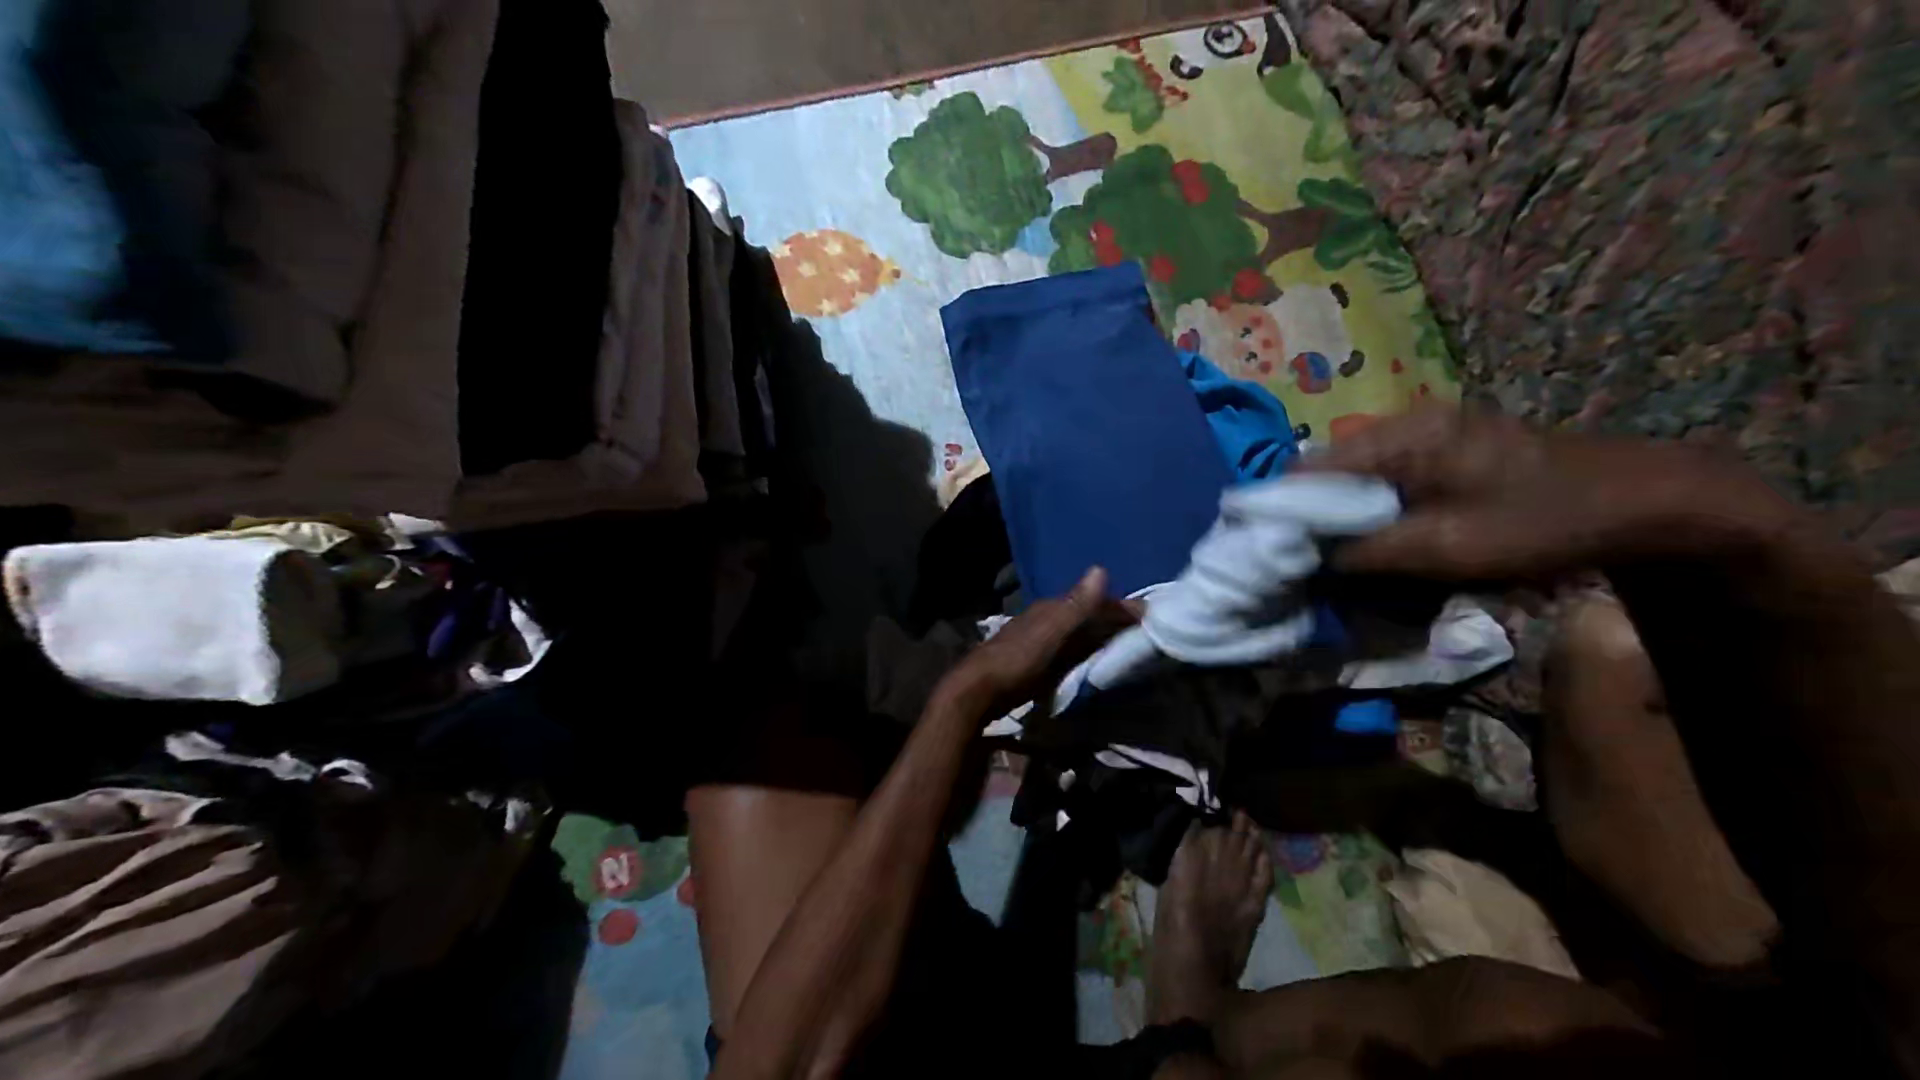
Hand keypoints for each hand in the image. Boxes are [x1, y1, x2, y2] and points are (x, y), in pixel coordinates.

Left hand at [933, 566, 1137, 722]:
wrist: (978, 691)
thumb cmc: (1017, 660)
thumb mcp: (1050, 632)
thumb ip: (1076, 605)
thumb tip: (1101, 569)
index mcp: (1050, 609)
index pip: (1092, 601)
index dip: (1119, 606)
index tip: (1149, 614)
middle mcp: (1044, 619)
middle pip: (1085, 616)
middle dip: (1111, 619)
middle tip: (1143, 630)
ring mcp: (1038, 641)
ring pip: (1076, 633)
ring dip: (1099, 635)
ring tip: (1126, 645)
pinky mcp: (1034, 662)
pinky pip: (1068, 651)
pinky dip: (1085, 651)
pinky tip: (1093, 661)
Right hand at [1302, 408, 1796, 579]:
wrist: (1651, 500)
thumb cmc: (1543, 523)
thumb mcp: (1446, 549)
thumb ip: (1365, 551)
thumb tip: (1302, 558)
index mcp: (1400, 437)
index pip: (1305, 470)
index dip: (1281, 512)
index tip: (1275, 554)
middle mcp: (1403, 423)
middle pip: (1325, 469)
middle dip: (1311, 516)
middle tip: (1312, 560)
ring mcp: (1425, 431)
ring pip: (1352, 474)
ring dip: (1342, 515)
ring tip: (1345, 554)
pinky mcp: (1444, 445)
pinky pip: (1383, 475)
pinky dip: (1371, 507)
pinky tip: (1384, 535)